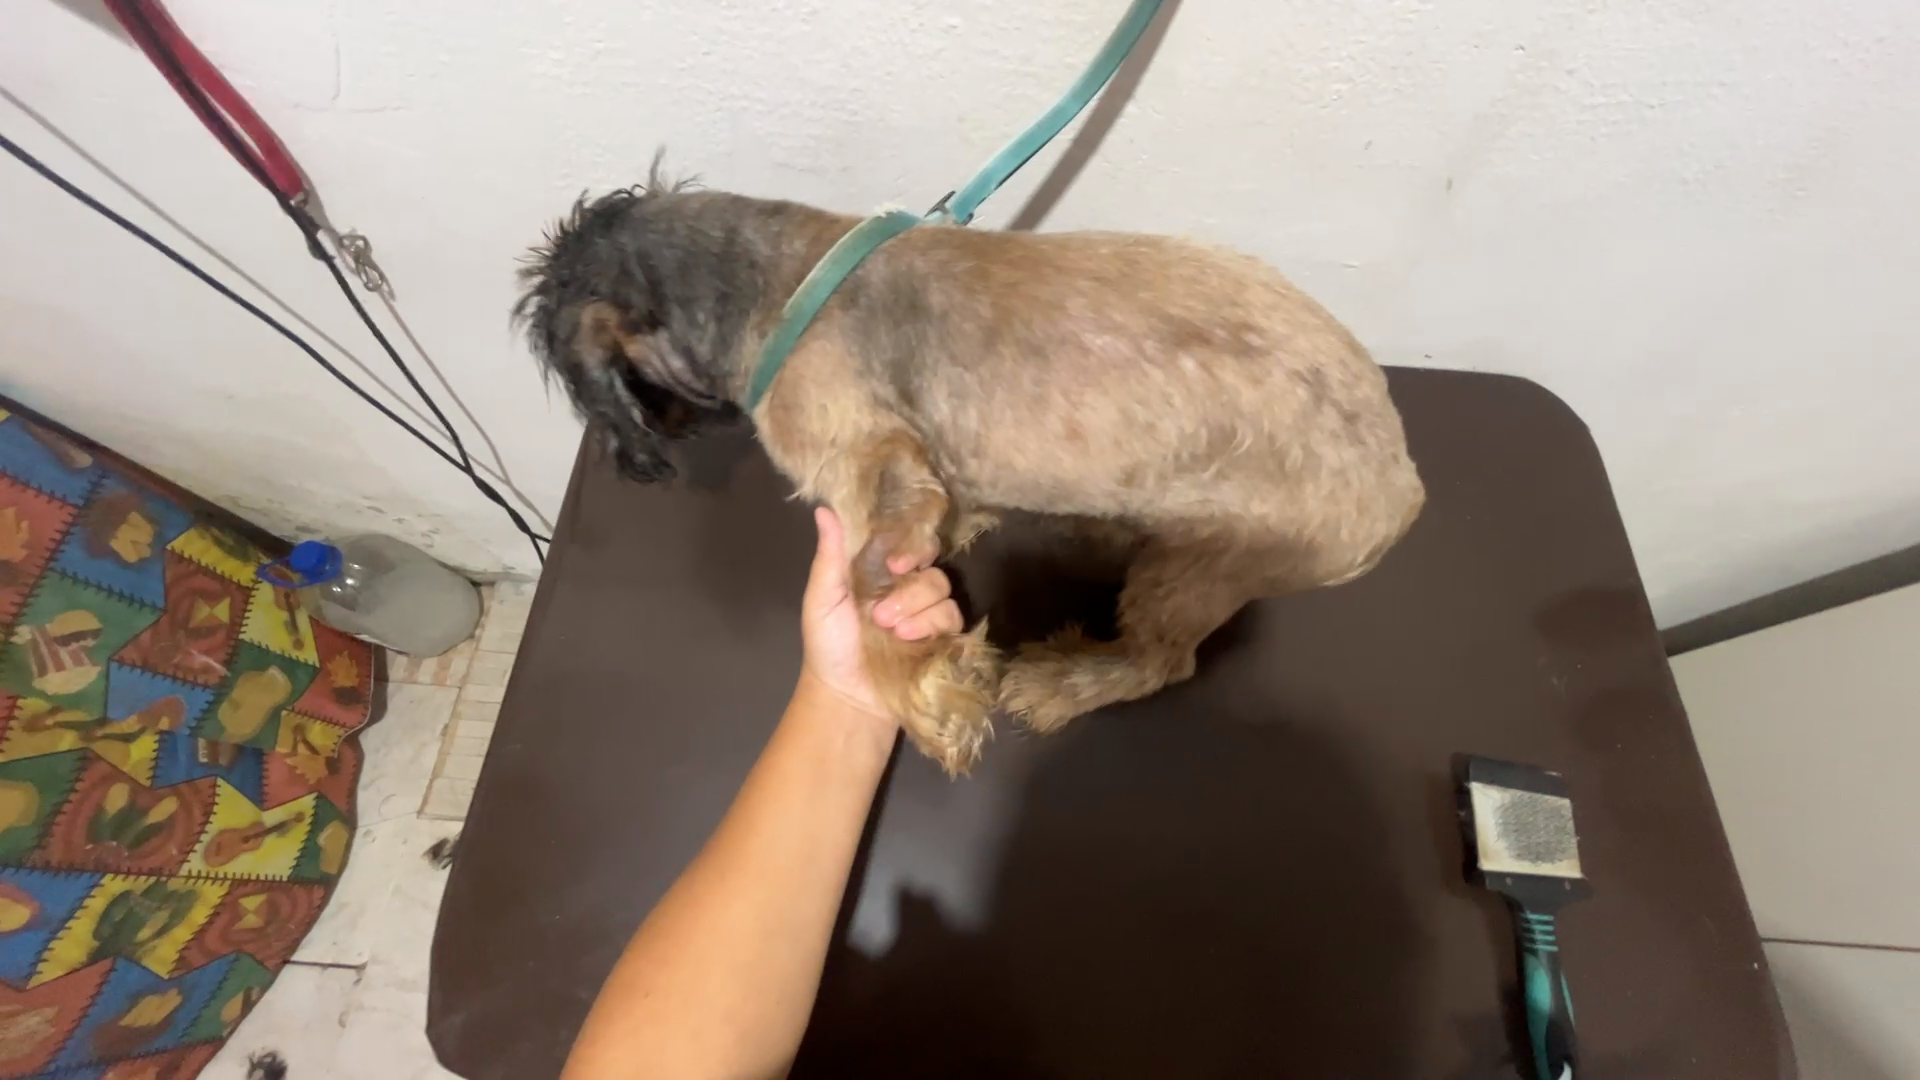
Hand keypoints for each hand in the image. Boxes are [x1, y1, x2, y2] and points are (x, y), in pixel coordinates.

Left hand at [800, 507, 961, 721]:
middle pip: (930, 565)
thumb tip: (825, 508)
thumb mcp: (822, 599)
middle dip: (911, 587)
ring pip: (942, 589)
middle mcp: (907, 586)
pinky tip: (908, 638)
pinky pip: (952, 616)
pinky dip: (931, 624)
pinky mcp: (941, 636)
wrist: (845, 696)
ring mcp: (926, 612)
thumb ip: (830, 556)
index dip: (910, 544)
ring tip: (890, 630)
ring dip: (916, 608)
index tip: (895, 563)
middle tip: (882, 611)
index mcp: (880, 570)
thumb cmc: (828, 645)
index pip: (908, 541)